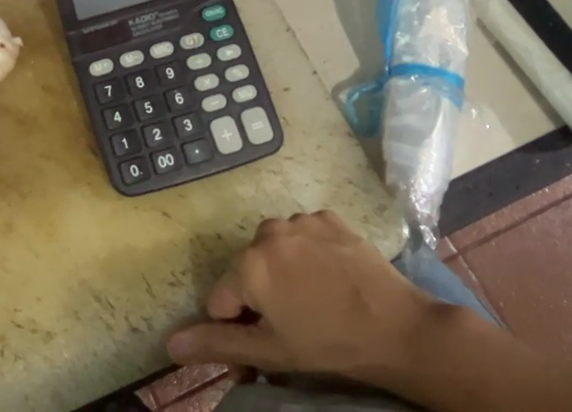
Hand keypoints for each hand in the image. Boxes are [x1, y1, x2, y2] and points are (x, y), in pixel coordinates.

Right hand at [166, 211, 437, 382]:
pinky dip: (309, 254)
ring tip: (314, 302)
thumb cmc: (331, 345)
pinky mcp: (329, 218)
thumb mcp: (271, 352)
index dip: (239, 328)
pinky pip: (305, 236)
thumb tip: (170, 343)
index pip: (221, 301)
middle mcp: (267, 232)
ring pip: (275, 251)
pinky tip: (330, 278)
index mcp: (248, 265)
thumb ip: (217, 343)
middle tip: (292, 328)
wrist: (401, 329)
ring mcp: (300, 220)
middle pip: (247, 272)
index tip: (267, 347)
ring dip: (283, 274)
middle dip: (260, 299)